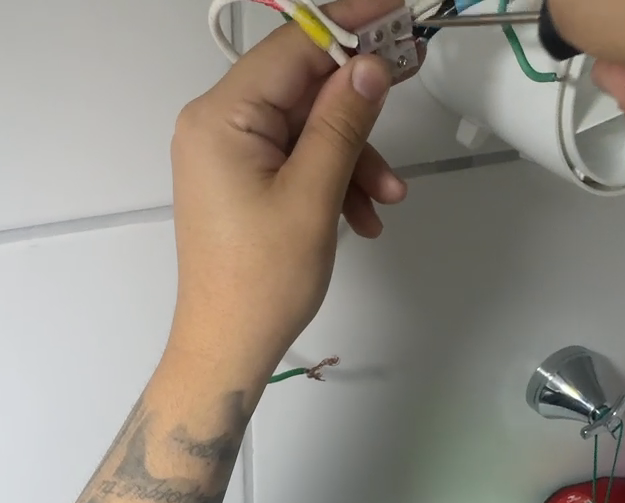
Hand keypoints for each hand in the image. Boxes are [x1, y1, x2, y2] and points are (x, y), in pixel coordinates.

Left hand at [169, 0, 408, 371]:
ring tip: (386, 201)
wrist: (228, 348)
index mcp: (221, 119)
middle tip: (408, 105)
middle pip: (301, 92)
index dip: (349, 27)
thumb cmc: (260, 283)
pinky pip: (294, 165)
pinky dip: (332, 184)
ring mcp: (228, 160)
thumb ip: (342, 123)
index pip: (292, 47)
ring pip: (305, 134)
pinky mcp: (241, 188)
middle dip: (357, 116)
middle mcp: (216, 128)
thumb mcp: (312, 197)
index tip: (397, 14)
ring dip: (352, 160)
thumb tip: (370, 65)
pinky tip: (362, 219)